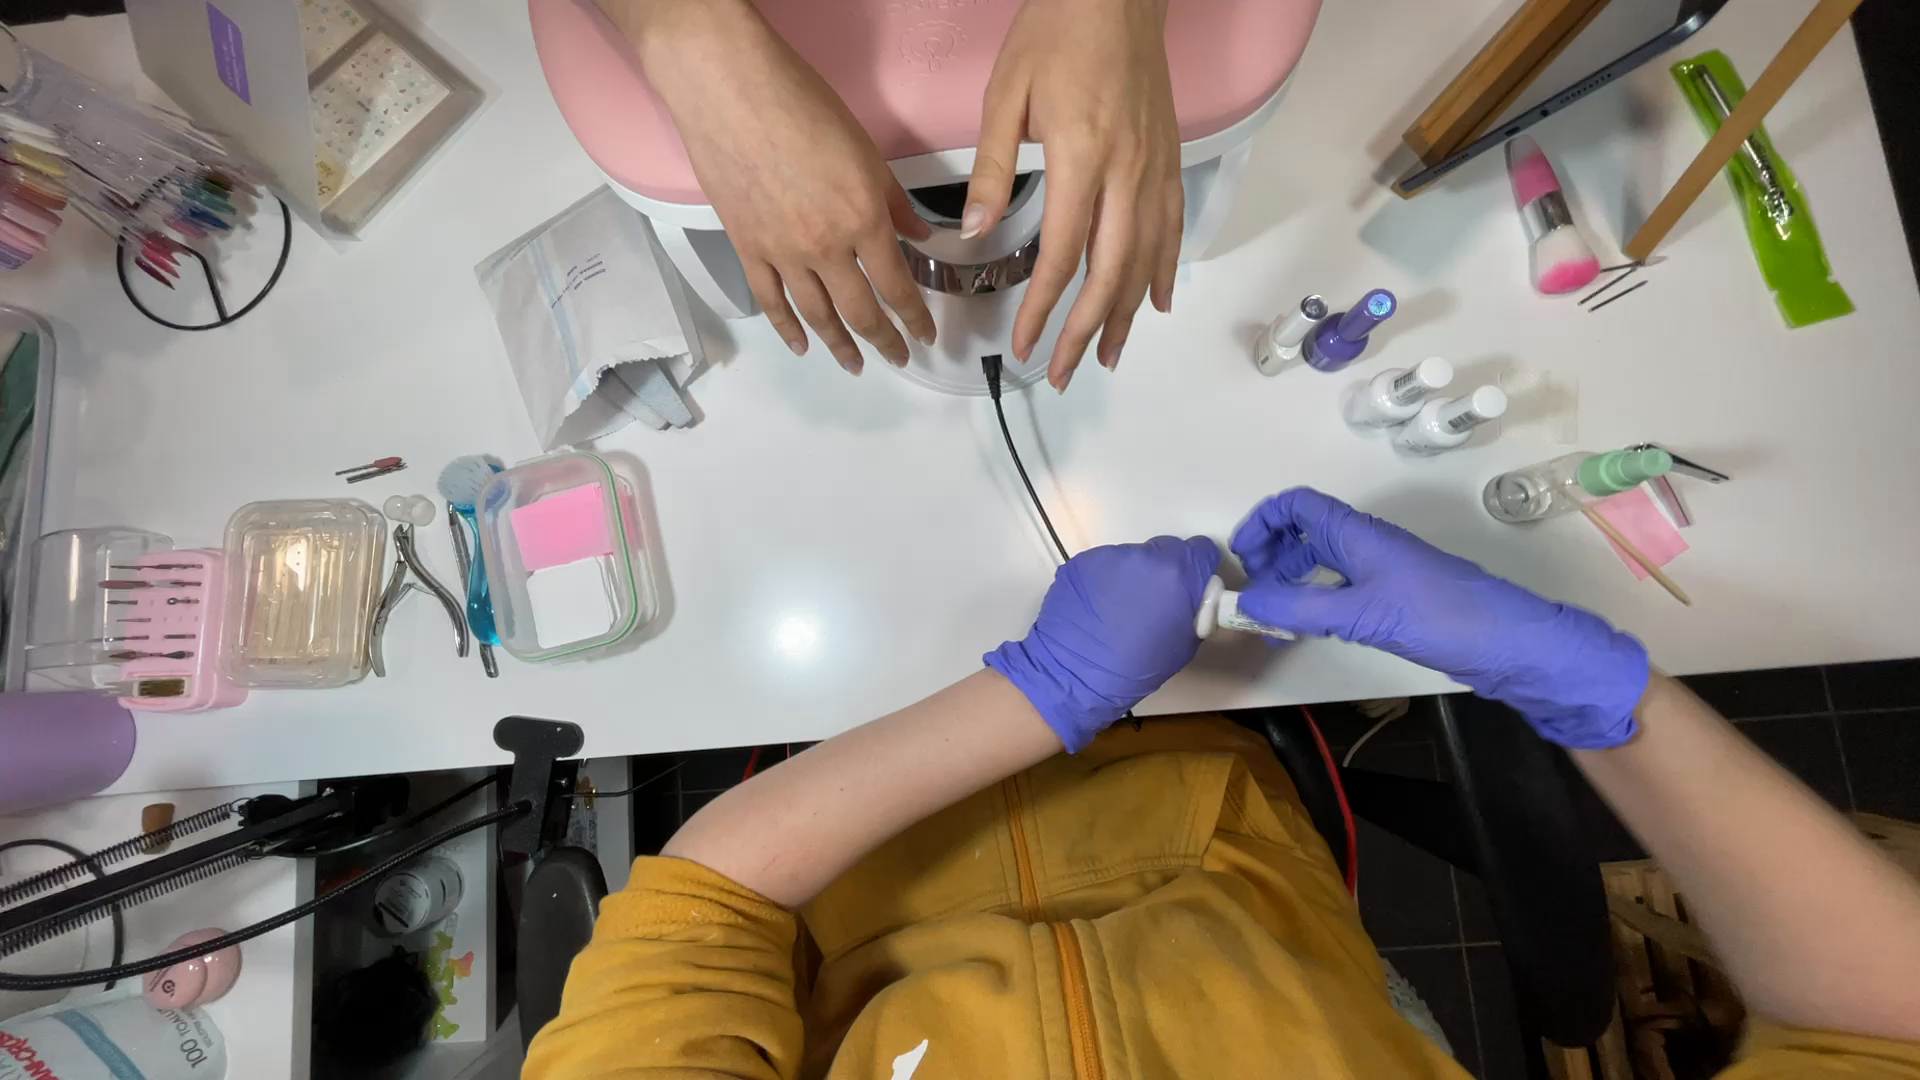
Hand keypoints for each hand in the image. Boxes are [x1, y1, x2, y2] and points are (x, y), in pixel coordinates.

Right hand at [602, 0, 934, 372]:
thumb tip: (918, 236)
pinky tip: (801, 348)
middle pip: (861, 312)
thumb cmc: (802, 106)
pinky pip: (771, 302)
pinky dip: (787, 329)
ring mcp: (784, 254)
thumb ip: (895, 202)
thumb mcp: (866, 152)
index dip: (914, 318)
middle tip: (897, 358)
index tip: (925, 336)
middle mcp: (827, 249)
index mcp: (864, 221)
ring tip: (855, 365)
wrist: (728, 86)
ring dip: (840, 345)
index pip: (897, 286)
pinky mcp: (748, 250)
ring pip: (818, 316)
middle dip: (885, 341)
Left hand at [964, 0, 1182, 389]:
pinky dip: (1163, 273)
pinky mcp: (1168, 163)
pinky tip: (1153, 305)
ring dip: (1124, 318)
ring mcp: (1154, 171)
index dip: (1040, 311)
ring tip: (1107, 358)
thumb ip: (991, 170)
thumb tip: (973, 236)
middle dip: (1084, 333)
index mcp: (1082, 160)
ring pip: (1144, 263)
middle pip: (1108, 275)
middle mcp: (1127, 175)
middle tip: (1064, 375)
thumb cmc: (1056, 32)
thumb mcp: (1005, 95)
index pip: (1060, 258)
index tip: (1022, 346)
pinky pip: (1172, 230)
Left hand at [986, 536, 1218, 751]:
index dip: (1199, 566)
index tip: (1192, 583)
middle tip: (1154, 599)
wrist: (1074, 673)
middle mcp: (1142, 556)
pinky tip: (1096, 607)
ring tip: (1118, 608)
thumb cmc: (1137, 667)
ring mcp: (1107, 556)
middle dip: (1165, 570)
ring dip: (1132, 575)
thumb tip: (1191, 596)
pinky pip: (1103, 566)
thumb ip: (1193, 609)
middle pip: (1165, 549)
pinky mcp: (1079, 562)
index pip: (1201, 549)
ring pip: (1132, 557)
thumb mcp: (1184, 643)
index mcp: (1175, 574)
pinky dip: (1104, 580)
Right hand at [1230, 488, 1649, 749]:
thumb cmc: (1439, 617)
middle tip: (1251, 591)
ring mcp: (1377, 570)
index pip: (1297, 506)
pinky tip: (1301, 626)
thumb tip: (1245, 603)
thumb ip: (1298, 608)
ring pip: (1316, 561)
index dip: (1263, 521)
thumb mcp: (1362, 614)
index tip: (1241, 556)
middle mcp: (1363, 544)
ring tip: (1268, 614)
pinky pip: (1333, 587)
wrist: (1513, 647)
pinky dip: (1308, 600)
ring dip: (1286, 580)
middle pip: (1301, 531)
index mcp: (1356, 534)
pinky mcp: (1387, 596)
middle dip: (1268, 554)